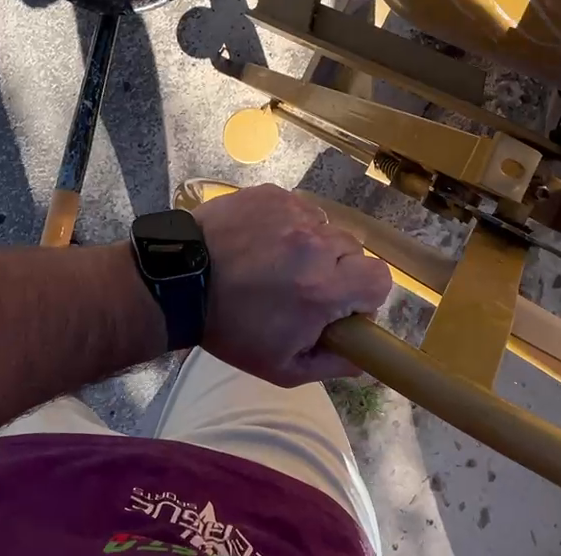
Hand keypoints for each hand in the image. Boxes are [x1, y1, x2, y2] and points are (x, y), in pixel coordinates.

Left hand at [191, 184, 391, 385]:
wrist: (179, 281)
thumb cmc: (230, 328)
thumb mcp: (282, 367)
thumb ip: (332, 365)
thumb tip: (363, 360)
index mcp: (324, 287)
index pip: (381, 278)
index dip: (366, 294)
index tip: (342, 305)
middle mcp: (316, 243)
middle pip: (354, 250)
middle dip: (340, 269)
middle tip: (306, 285)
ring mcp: (292, 212)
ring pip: (326, 226)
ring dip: (314, 244)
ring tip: (280, 261)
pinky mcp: (271, 193)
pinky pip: (298, 208)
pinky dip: (289, 223)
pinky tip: (263, 240)